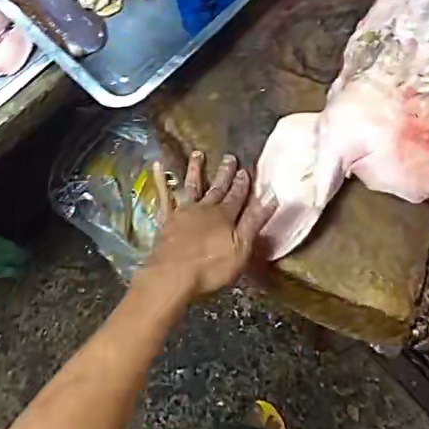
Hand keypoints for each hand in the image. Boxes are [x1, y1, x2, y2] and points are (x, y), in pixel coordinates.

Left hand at [136, 151, 273, 303]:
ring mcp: (183, 211)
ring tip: (198, 154)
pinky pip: (164, 194)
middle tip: (229, 157)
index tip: (246, 169)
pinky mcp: (167, 219)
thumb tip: (270, 196)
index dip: (242, 184)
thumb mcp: (241, 247)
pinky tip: (157, 165)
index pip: (237, 196)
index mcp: (224, 216)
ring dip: (196, 170)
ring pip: (192, 186)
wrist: (172, 274)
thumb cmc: (211, 266)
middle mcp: (204, 208)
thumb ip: (254, 221)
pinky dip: (161, 179)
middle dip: (225, 173)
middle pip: (217, 188)